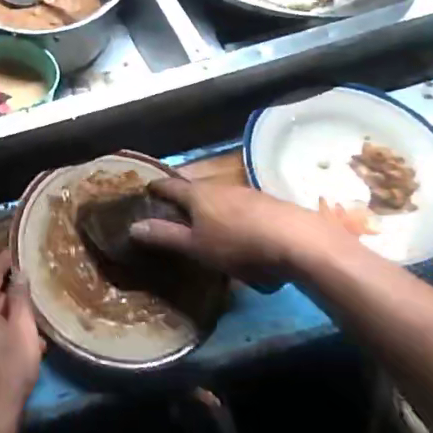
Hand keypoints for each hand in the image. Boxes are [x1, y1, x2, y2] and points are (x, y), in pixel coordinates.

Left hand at [0, 251, 42, 432]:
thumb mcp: (23, 329)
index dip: (6, 260)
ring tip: (39, 313)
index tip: (18, 247)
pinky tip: (32, 344)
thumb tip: (18, 273)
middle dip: (13, 288)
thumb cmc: (10, 367)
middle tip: (34, 277)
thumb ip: (20, 298)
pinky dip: (12, 332)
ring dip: (16, 314)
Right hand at [129, 178, 362, 286]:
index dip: (156, 188)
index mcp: (197, 194)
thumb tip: (133, 226)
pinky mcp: (269, 205)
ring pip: (221, 198)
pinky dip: (234, 219)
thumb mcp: (195, 246)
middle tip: (173, 213)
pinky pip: (242, 209)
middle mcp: (220, 187)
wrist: (299, 242)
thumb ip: (165, 236)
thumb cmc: (237, 244)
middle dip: (184, 200)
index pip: (169, 185)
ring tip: (206, 227)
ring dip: (211, 210)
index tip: (146, 190)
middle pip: (196, 190)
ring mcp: (247, 194)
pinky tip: (240, 237)